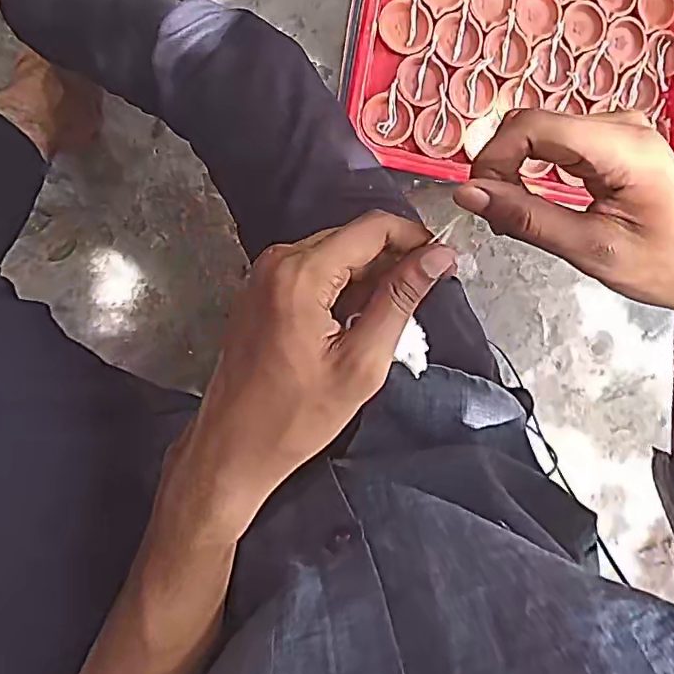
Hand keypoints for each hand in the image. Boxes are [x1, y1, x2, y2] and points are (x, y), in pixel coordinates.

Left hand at [175, 211, 454, 533]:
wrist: (231, 446)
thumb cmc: (292, 417)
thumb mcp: (361, 362)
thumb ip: (401, 299)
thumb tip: (436, 258)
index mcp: (301, 274)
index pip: (374, 227)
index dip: (416, 238)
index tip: (441, 260)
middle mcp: (279, 261)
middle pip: (355, 236)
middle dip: (394, 258)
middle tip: (422, 293)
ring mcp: (267, 271)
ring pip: (338, 251)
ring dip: (369, 275)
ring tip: (383, 319)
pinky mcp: (264, 285)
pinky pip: (315, 267)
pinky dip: (343, 285)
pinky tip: (352, 321)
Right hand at [454, 110, 673, 323]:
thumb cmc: (672, 267)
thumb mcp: (591, 249)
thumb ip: (527, 218)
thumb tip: (471, 193)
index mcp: (624, 145)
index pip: (533, 125)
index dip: (493, 157)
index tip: (479, 194)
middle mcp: (622, 125)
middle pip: (532, 124)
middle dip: (500, 164)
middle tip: (494, 211)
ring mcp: (619, 130)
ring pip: (539, 132)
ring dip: (515, 167)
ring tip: (515, 213)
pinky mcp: (613, 143)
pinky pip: (556, 142)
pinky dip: (534, 168)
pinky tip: (533, 199)